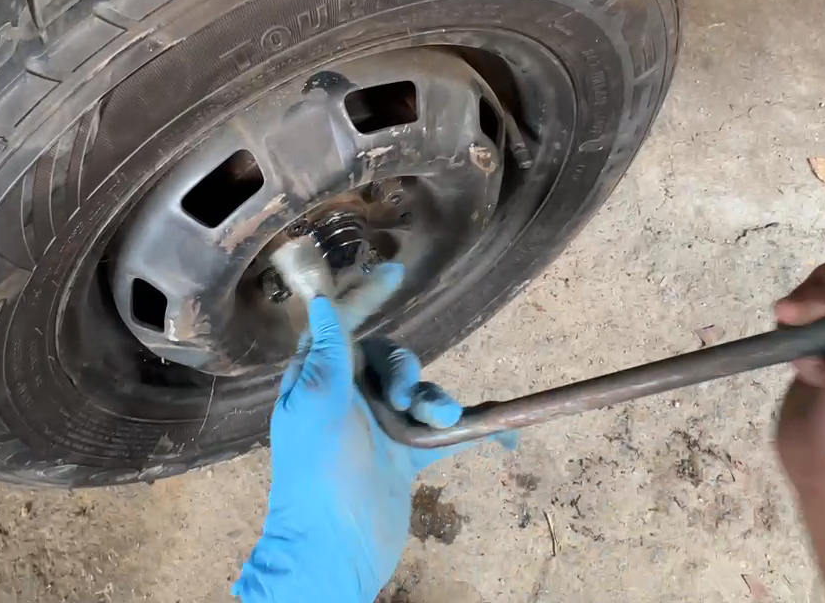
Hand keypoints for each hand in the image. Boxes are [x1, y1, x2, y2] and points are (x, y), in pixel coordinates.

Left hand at [232, 265, 481, 602]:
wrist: (334, 551)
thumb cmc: (318, 473)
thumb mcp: (320, 405)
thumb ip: (327, 352)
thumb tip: (318, 299)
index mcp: (320, 376)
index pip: (343, 321)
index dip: (368, 294)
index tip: (398, 273)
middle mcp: (349, 393)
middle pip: (388, 357)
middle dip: (405, 370)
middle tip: (405, 399)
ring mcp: (380, 425)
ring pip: (418, 392)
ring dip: (435, 401)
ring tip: (438, 422)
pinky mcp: (405, 455)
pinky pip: (443, 432)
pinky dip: (470, 431)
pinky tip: (506, 436)